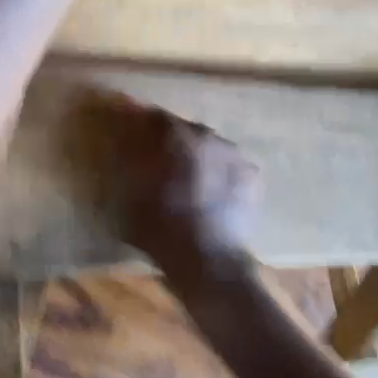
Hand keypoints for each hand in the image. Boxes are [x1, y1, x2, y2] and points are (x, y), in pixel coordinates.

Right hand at [88, 93, 261, 281]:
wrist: (207, 259)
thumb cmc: (161, 226)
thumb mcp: (130, 195)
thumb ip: (127, 164)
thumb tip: (124, 147)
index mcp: (178, 136)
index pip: (156, 117)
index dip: (142, 121)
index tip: (133, 128)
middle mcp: (210, 137)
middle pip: (187, 130)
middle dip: (173, 140)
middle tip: (160, 157)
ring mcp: (237, 156)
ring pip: (212, 147)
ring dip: (199, 156)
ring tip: (188, 178)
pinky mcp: (253, 178)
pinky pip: (230, 167)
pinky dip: (219, 174)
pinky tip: (211, 193)